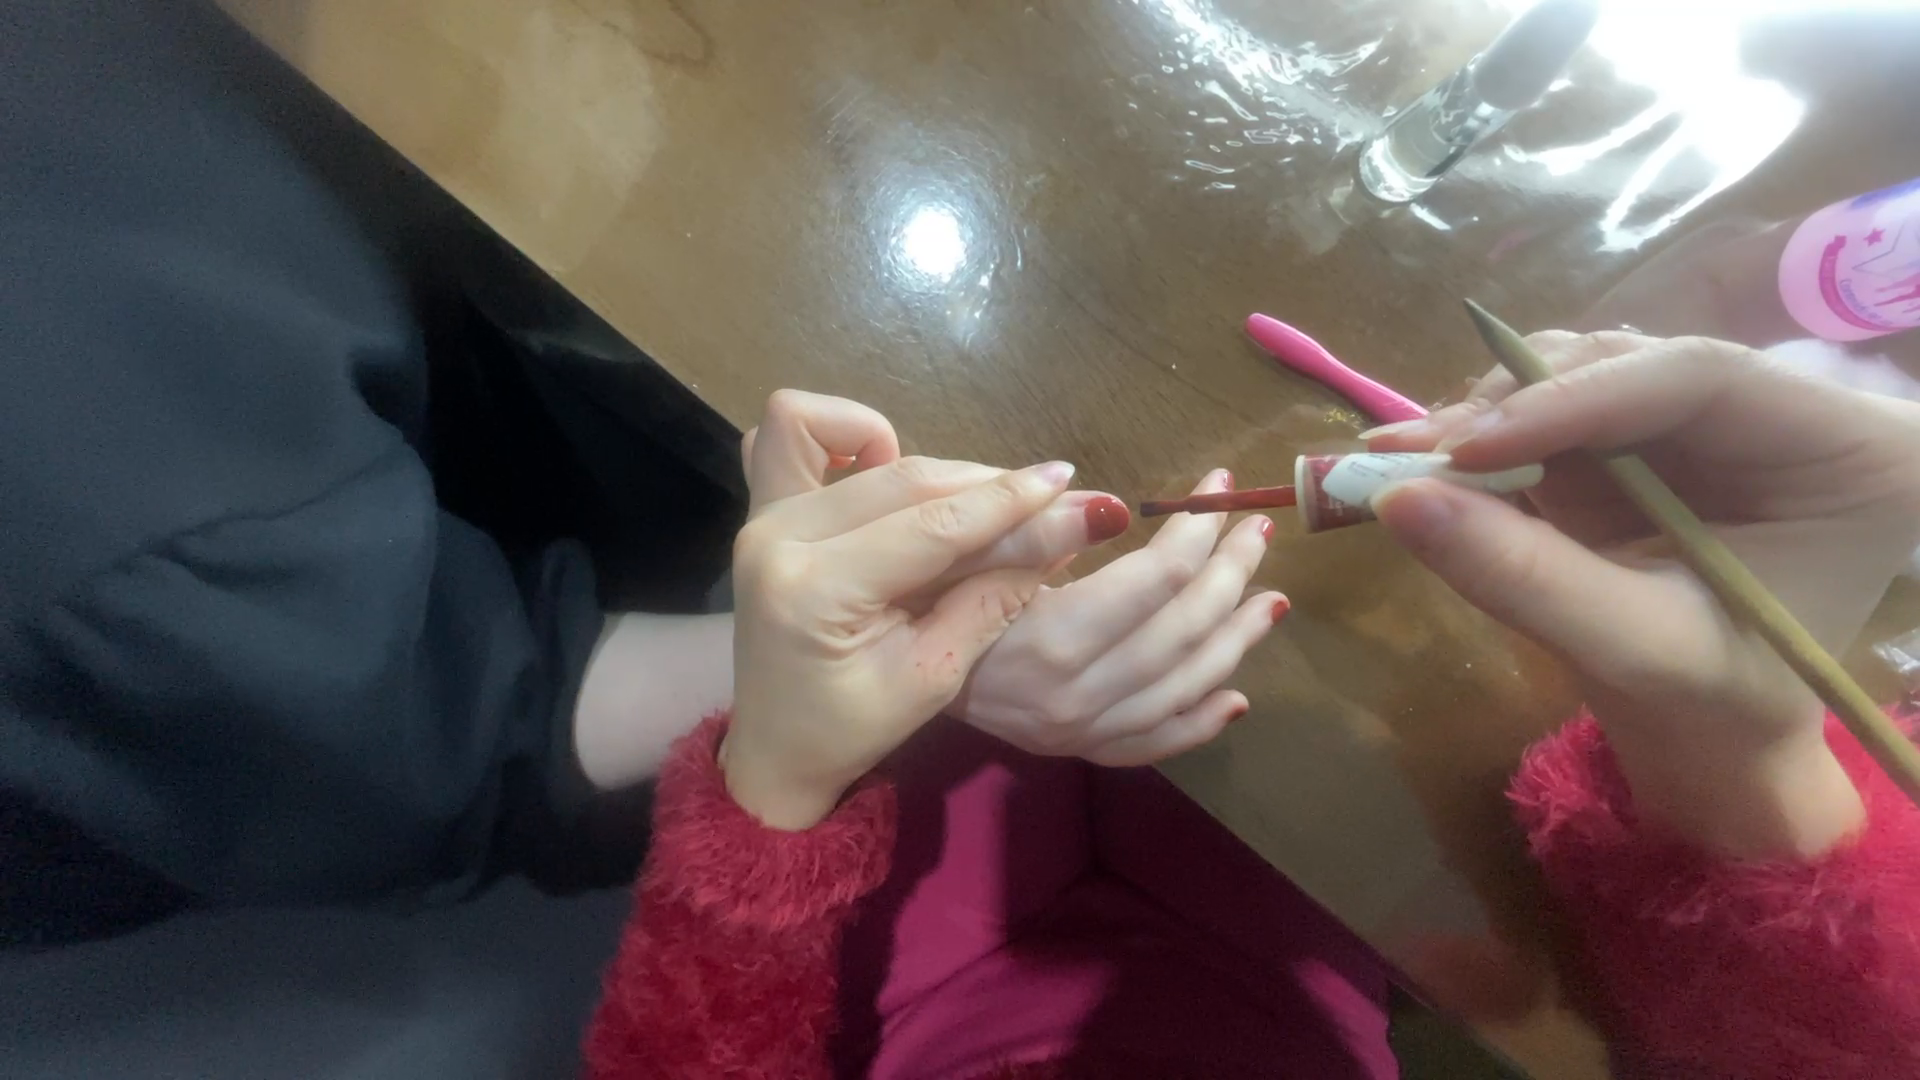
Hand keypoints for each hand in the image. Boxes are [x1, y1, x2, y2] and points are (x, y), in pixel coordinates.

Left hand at [723, 391, 1082, 828]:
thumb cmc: (851, 729)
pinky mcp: (762, 505)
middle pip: (908, 480)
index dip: (1011, 504)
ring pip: (870, 454)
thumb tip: (1072, 526)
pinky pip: (793, 429)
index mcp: (815, 591)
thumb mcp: (933, 677)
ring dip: (938, 469)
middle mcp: (777, 535)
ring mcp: (762, 513)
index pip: (933, 527)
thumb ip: (996, 595)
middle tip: (1051, 503)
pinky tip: (885, 462)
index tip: (1077, 489)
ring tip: (977, 503)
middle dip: (990, 487)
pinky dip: (848, 433)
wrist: (775, 745)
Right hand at [948, 469, 1288, 765]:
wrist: (892, 674)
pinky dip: (1201, 721)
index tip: (1216, 486)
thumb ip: (1041, 528)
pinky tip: (1236, 698)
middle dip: (1228, 572)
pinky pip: (1155, 742)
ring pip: (1185, 687)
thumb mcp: (972, 552)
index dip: (1196, 528)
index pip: (1154, 580)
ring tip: (1273, 599)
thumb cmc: (925, 598)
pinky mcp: (1079, 750)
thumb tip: (1115, 505)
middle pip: (1183, 630)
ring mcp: (1083, 732)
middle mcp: (1078, 697)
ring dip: (1237, 639)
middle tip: (1257, 528)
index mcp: (1052, 640)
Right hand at [1367, 333, 1919, 855]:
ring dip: (1478, 416)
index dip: (1564, 398)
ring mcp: (1689, 424)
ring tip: (1404, 457)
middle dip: (1505, 407)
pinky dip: (1471, 436)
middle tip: (1412, 452)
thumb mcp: (1624, 647)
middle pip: (1620, 363)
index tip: (1458, 449)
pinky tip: (1426, 460)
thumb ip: (1519, 574)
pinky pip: (1535, 411)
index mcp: (1847, 453)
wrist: (1696, 723)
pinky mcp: (1622, 440)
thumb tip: (1393, 498)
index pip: (1697, 376)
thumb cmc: (1701, 699)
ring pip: (1567, 375)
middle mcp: (1773, 413)